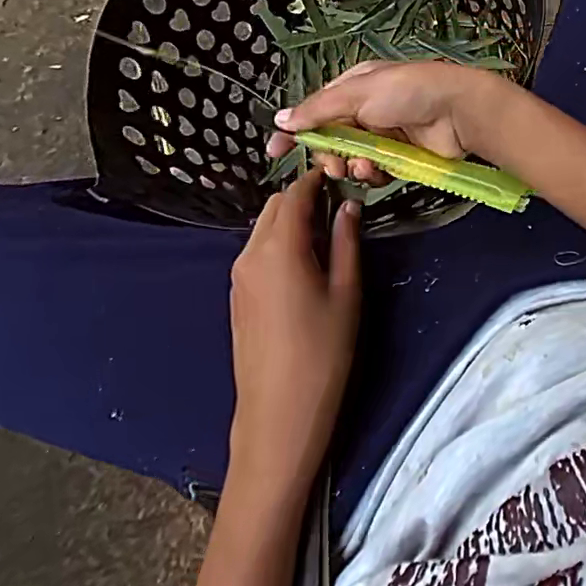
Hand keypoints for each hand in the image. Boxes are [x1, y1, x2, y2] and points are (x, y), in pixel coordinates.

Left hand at [228, 169, 361, 496]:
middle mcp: (250, 253)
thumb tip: (348, 206)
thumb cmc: (323, 352)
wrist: (278, 410)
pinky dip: (279, 243)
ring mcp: (238, 275)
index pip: (294, 195)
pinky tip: (303, 266)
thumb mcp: (346, 293)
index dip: (316, 180)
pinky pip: (257, 252)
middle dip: (302, 198)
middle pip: (273, 207)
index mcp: (278, 247)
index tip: (339, 174)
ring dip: (290, 221)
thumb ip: (346, 242)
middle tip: (337, 207)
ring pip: (263, 228)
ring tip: (325, 238)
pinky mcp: (237, 295)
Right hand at [265, 60, 521, 183]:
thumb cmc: (407, 91)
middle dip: (328, 155)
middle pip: (332, 141)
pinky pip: (376, 171)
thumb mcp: (358, 92)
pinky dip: (373, 174)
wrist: (458, 111)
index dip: (296, 130)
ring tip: (363, 167)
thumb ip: (319, 109)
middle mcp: (366, 112)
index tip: (275, 151)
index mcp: (353, 88)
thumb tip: (281, 119)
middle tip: (334, 165)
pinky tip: (378, 171)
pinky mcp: (401, 158)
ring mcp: (384, 137)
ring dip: (352, 166)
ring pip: (352, 160)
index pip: (316, 111)